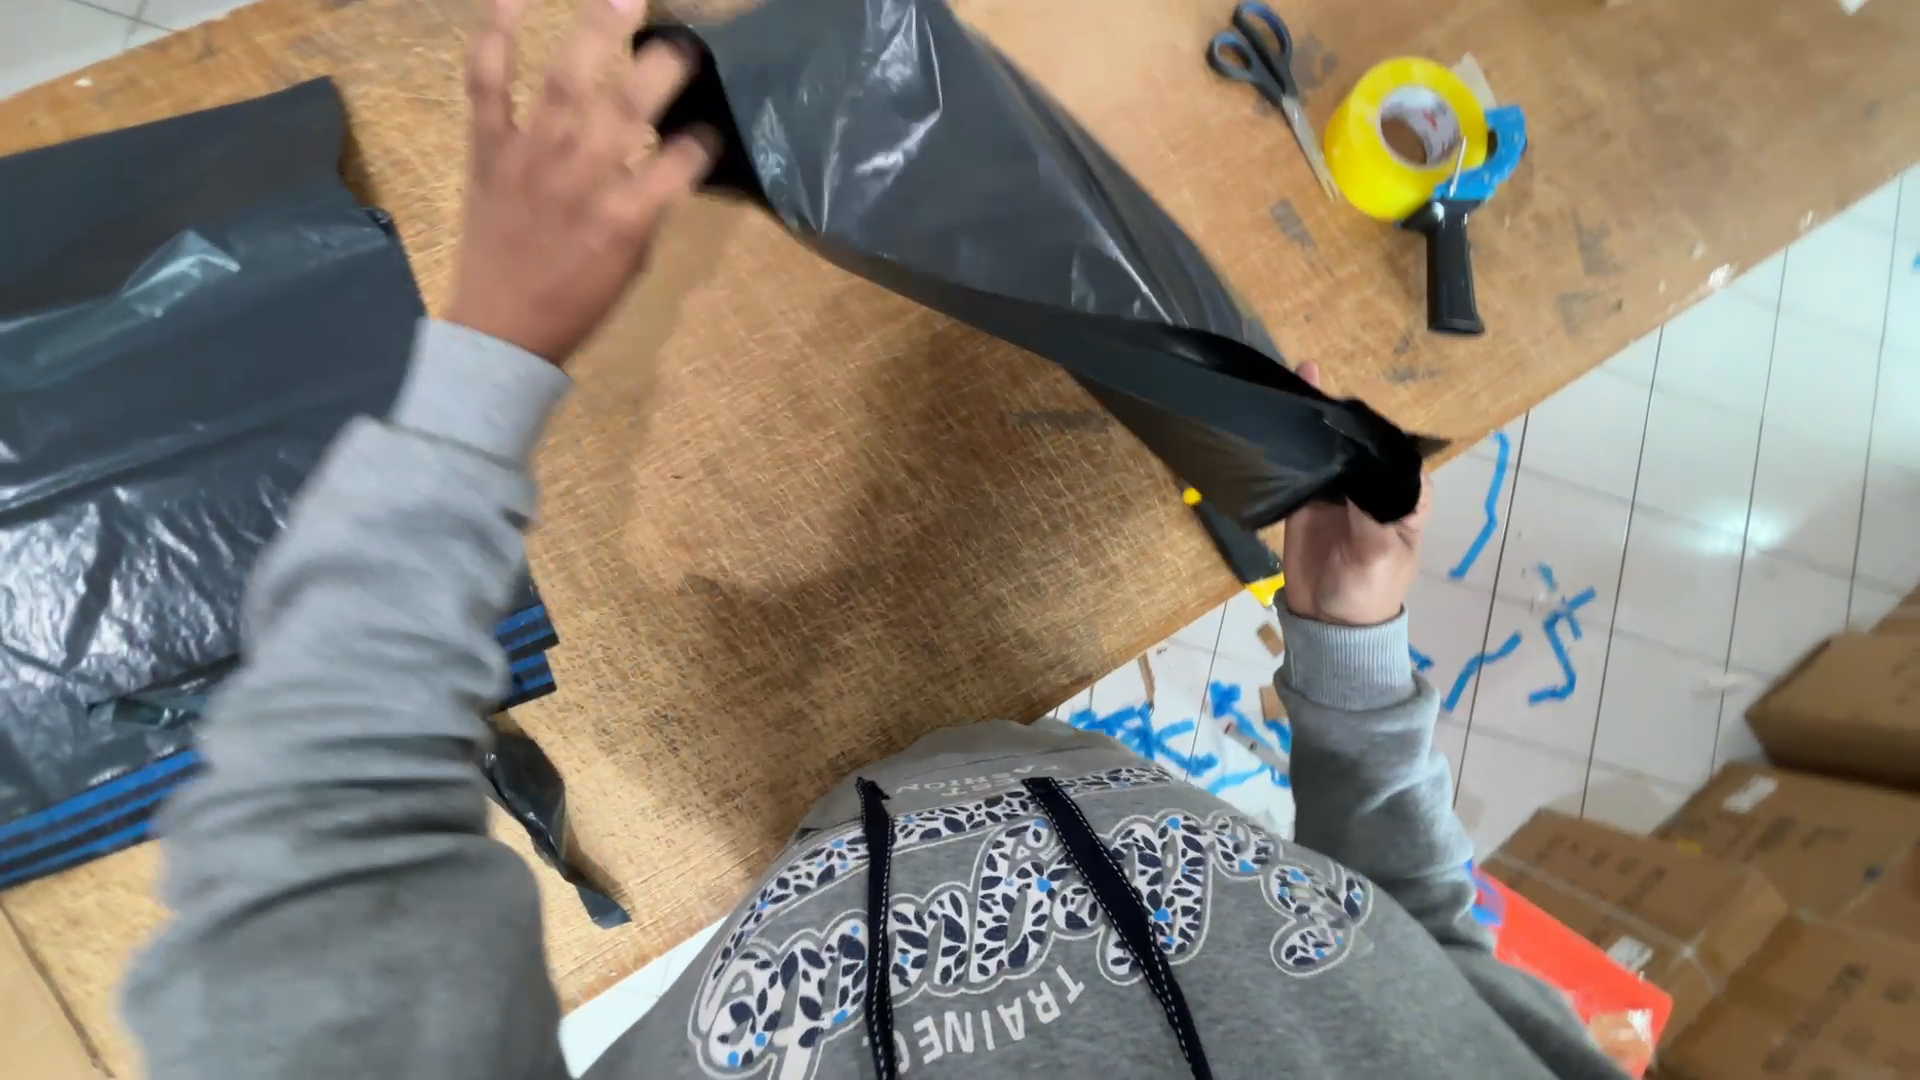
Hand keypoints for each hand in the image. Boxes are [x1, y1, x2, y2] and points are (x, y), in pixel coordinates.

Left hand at [446, 0, 719, 363]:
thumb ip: (645, 215)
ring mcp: (529, 158)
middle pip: (625, 110)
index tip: (711, 135)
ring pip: (563, 82)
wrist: (501, 329)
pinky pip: (487, 85)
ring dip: (594, 32)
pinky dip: (496, 39)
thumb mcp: (630, 270)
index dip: (700, 147)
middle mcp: (580, 180)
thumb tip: (660, 172)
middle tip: (683, 42)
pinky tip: (513, 1)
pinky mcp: (487, 150)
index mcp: (624, 221)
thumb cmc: (577, 305)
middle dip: (660, 70)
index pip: (676, 167)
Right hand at [1280, 362, 1432, 626]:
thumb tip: (1357, 468)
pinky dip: (1289, 449)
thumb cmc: (1368, 590)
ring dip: (1310, 424)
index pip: (1389, 449)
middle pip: (1354, 444)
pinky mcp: (1305, 503)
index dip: (1368, 425)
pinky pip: (1299, 470)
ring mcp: (1336, 494)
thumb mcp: (1380, 555)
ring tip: (1290, 384)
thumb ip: (1372, 513)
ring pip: (1325, 452)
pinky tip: (1276, 422)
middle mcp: (1370, 487)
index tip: (1343, 403)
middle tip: (1308, 376)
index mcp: (1402, 494)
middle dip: (1335, 415)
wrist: (1328, 622)